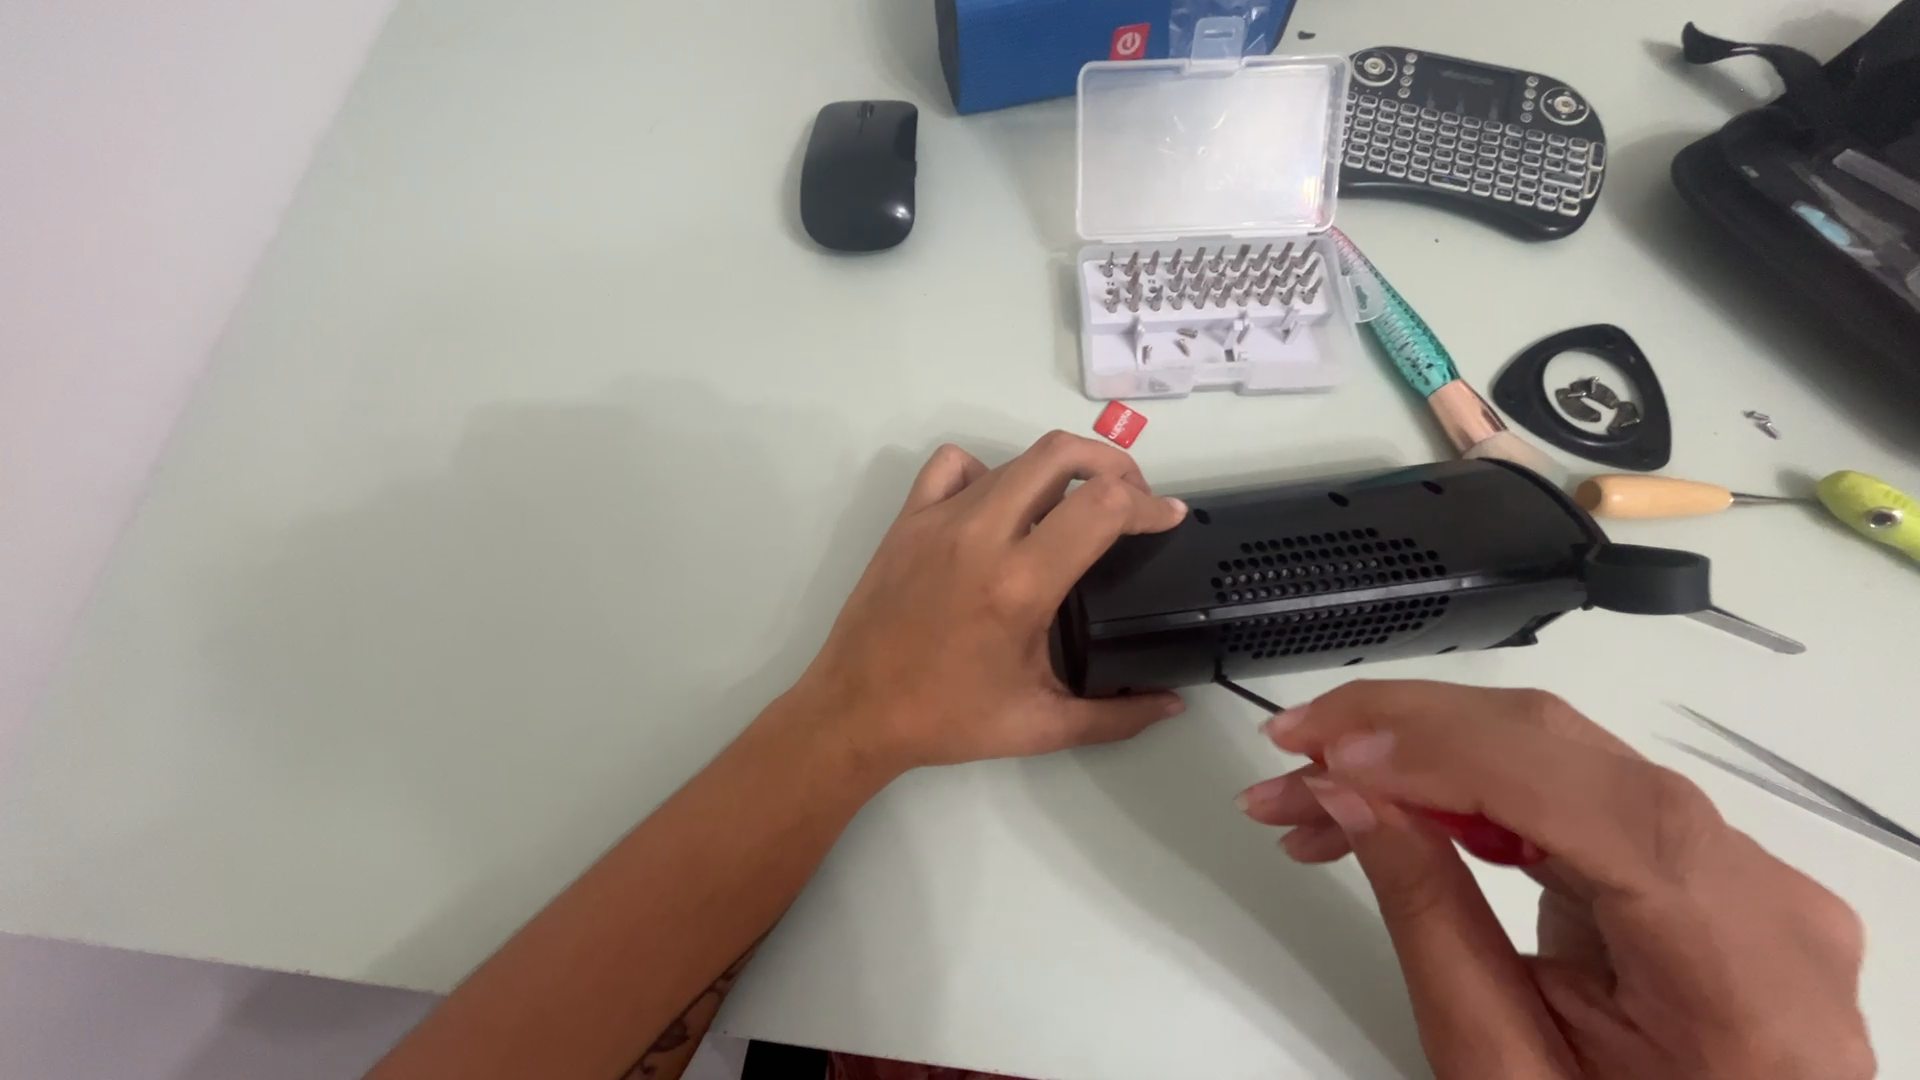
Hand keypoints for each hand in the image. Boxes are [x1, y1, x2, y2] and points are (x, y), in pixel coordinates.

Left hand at [790, 432, 1188, 773]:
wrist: (857, 710)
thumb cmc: (948, 719)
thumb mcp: (1042, 727)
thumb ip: (1117, 716)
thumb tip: (1172, 703)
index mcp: (1021, 583)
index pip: (1102, 506)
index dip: (1149, 505)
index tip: (1166, 518)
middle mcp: (981, 535)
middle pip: (1061, 454)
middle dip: (1111, 466)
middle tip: (1127, 500)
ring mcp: (939, 520)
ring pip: (1014, 461)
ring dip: (1057, 473)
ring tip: (1072, 509)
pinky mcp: (908, 519)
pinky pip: (954, 465)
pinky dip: (987, 471)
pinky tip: (997, 506)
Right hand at [1237, 680, 1872, 1079]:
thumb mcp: (1497, 1065)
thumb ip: (1426, 917)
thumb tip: (1346, 793)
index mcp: (1745, 976)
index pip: (1602, 808)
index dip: (1457, 757)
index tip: (1332, 756)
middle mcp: (1753, 887)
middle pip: (1557, 747)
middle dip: (1400, 730)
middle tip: (1288, 746)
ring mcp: (1714, 856)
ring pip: (1534, 743)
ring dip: (1403, 748)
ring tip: (1303, 787)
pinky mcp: (1664, 846)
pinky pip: (1537, 775)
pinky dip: (1438, 773)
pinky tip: (1372, 795)